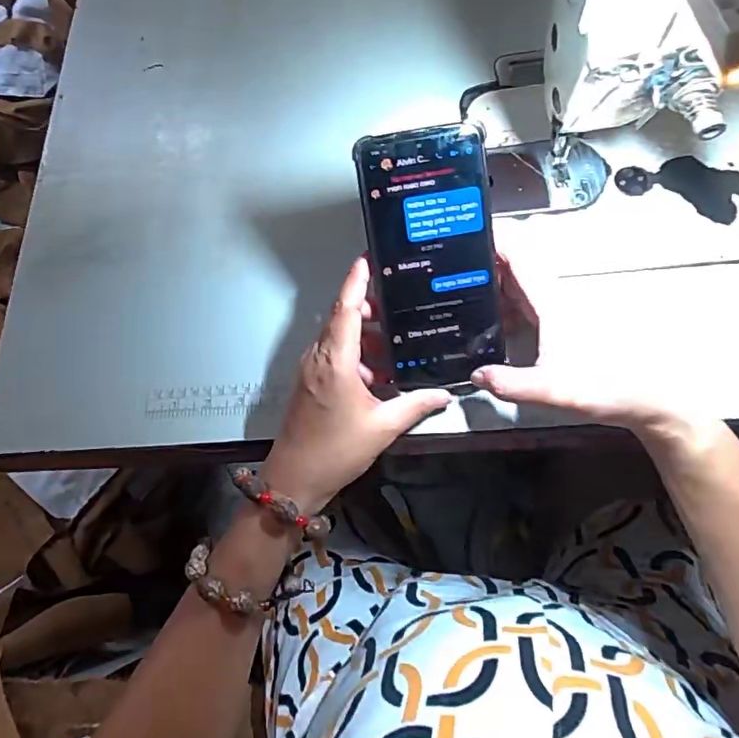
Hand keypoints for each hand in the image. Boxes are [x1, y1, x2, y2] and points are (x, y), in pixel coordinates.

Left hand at [262, 257, 452, 510]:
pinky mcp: (311, 382)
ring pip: (339, 337)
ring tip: (396, 341)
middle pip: (342, 317)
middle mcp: (319, 357)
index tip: (367, 259)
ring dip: (365, 335)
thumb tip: (443, 395)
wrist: (295, 478)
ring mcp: (312, 369)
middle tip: (398, 302)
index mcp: (335, 360)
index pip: (346, 308)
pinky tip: (380, 372)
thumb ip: (415, 405)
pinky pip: (335, 355)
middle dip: (368, 306)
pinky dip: (357, 355)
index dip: (357, 280)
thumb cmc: (335, 451)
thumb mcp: (382, 427)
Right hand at [471, 247, 729, 449]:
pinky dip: (507, 304)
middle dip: (484, 264)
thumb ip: (510, 383)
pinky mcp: (562, 322)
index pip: (518, 255)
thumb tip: (476, 376)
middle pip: (515, 266)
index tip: (465, 235)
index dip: (493, 240)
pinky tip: (495, 322)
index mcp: (551, 301)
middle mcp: (555, 297)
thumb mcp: (551, 389)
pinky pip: (527, 301)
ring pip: (520, 284)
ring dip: (495, 285)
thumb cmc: (605, 386)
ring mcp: (559, 308)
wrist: (645, 396)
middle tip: (452, 273)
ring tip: (464, 296)